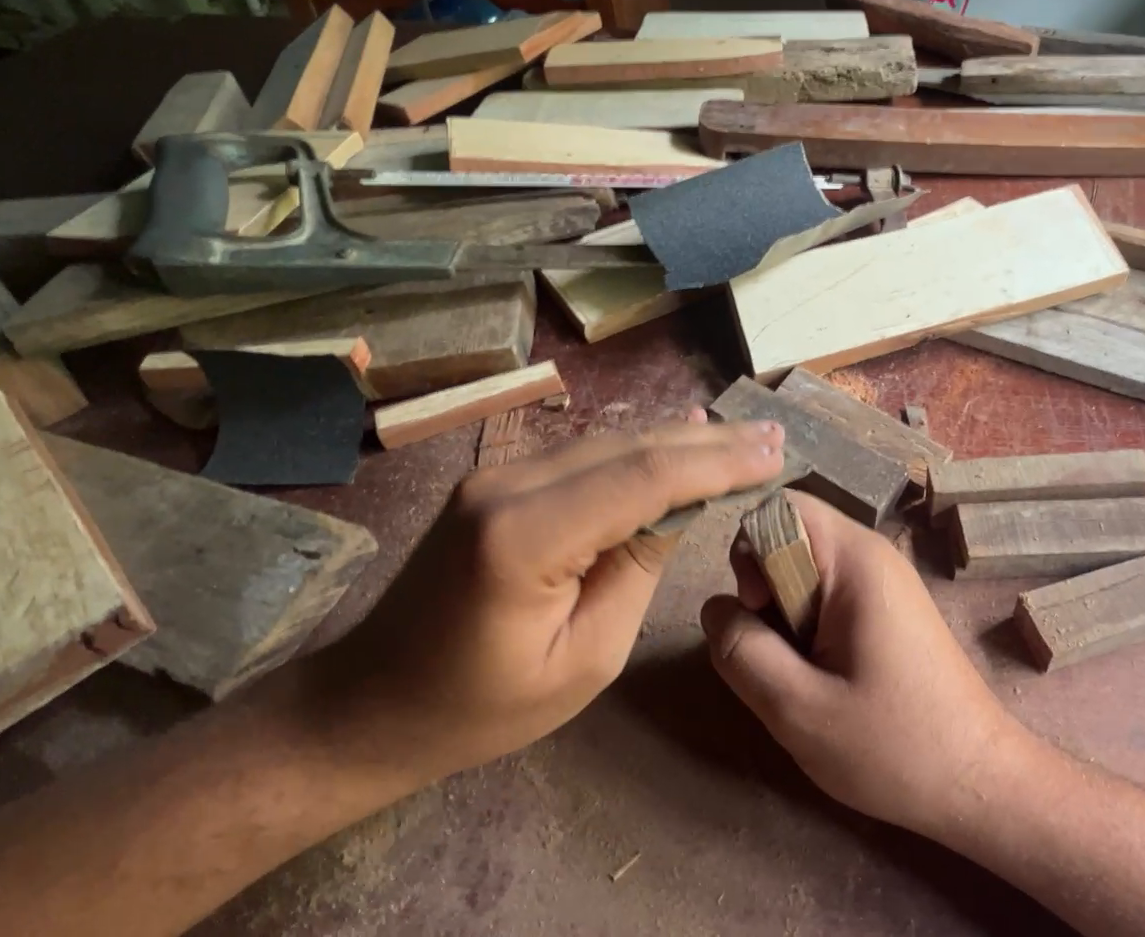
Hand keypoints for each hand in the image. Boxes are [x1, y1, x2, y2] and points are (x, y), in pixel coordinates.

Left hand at [301, 412, 785, 785]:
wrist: (370, 705)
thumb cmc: (481, 708)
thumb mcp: (586, 657)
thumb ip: (638, 570)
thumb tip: (684, 505)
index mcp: (525, 538)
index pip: (644, 478)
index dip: (716, 463)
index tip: (774, 455)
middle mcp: (507, 486)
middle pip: (630, 448)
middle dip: (709, 441)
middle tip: (773, 436)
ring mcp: (496, 477)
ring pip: (609, 444)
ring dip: (679, 440)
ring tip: (743, 437)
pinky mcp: (496, 483)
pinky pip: (584, 458)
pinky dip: (640, 452)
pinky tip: (678, 437)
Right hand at [702, 491, 1027, 836]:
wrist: (979, 781)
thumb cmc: (894, 747)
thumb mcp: (797, 708)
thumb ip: (741, 650)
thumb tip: (714, 607)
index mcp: (856, 560)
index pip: (781, 507)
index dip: (751, 552)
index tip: (761, 612)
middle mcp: (873, 555)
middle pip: (790, 539)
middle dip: (765, 591)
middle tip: (781, 655)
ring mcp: (884, 582)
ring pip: (804, 572)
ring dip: (785, 618)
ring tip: (804, 677)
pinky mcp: (887, 611)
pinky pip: (827, 596)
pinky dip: (810, 631)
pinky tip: (825, 680)